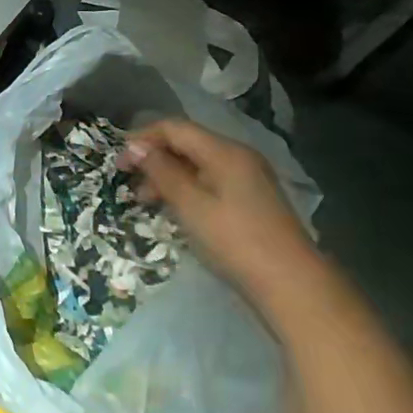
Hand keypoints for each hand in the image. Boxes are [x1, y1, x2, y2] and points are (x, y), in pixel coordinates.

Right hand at [121, 118, 314, 302]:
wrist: (292, 285)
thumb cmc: (235, 241)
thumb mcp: (191, 206)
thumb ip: (162, 172)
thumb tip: (135, 146)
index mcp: (224, 151)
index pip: (175, 128)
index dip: (143, 138)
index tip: (119, 162)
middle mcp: (238, 156)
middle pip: (187, 143)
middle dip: (155, 158)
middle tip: (129, 182)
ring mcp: (248, 178)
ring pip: (198, 165)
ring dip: (169, 176)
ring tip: (146, 201)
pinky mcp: (252, 200)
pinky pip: (211, 181)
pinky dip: (188, 189)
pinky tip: (176, 210)